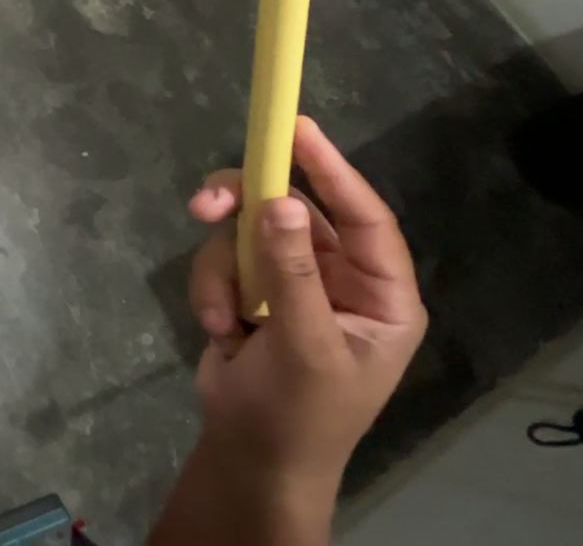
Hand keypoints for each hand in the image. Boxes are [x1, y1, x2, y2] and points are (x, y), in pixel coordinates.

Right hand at [186, 117, 427, 488]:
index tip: (295, 129)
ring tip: (220, 317)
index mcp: (378, 294)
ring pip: (244, 233)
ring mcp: (287, 282)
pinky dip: (209, 290)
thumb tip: (277, 201)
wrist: (250, 454)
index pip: (363, 217)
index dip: (331, 170)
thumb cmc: (299, 413)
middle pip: (289, 212)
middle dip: (244, 210)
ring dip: (221, 271)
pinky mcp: (247, 290)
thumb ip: (292, 273)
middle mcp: (336, 278)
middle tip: (204, 204)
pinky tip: (217, 329)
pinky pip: (219, 260)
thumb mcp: (303, 346)